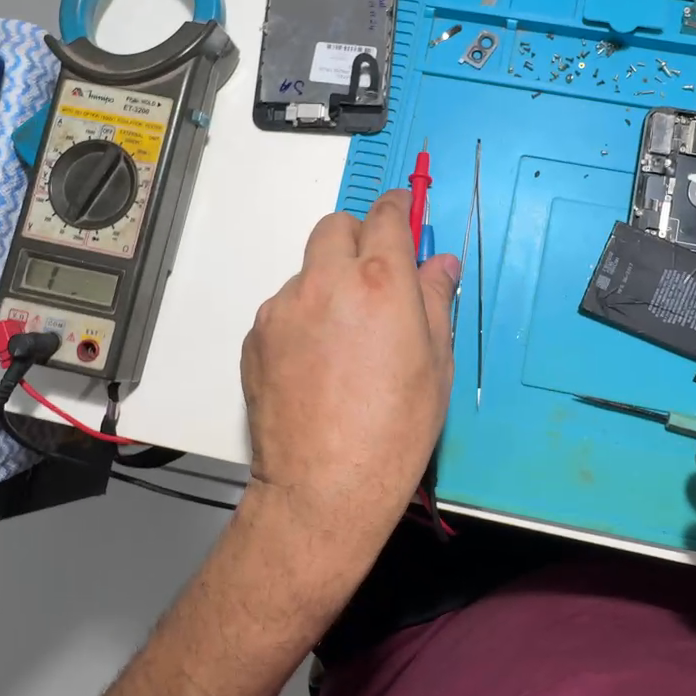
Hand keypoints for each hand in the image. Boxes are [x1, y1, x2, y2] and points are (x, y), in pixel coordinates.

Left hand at [240, 190, 458, 551]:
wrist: (323, 487)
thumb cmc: (395, 430)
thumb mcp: (437, 363)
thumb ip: (436, 300)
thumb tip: (440, 262)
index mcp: (379, 283)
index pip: (387, 215)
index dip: (400, 208)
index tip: (404, 212)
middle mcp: (325, 282)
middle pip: (337, 226)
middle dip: (359, 238)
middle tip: (376, 277)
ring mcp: (282, 308)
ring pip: (308, 270)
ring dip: (329, 282)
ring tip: (345, 338)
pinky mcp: (255, 336)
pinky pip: (284, 307)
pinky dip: (303, 316)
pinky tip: (316, 362)